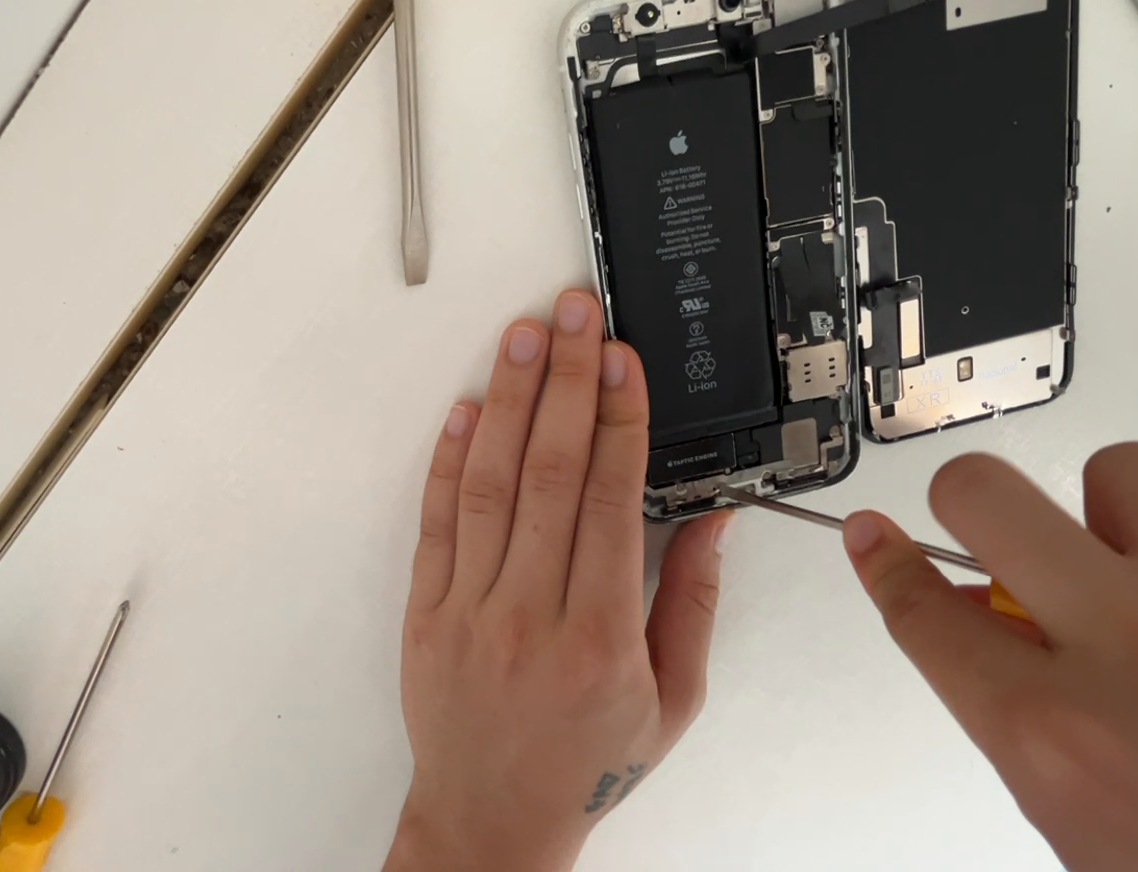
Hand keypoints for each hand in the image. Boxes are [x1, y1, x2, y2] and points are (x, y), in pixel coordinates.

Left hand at [383, 289, 731, 871]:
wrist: (491, 820)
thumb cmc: (586, 762)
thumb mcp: (672, 700)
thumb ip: (693, 601)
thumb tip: (712, 518)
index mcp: (601, 637)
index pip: (610, 500)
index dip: (618, 419)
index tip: (623, 362)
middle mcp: (530, 613)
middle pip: (549, 472)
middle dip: (566, 381)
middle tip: (574, 317)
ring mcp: (469, 606)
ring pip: (489, 481)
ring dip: (508, 399)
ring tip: (524, 337)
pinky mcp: (426, 607)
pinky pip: (435, 520)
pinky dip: (449, 457)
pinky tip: (467, 407)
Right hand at [845, 443, 1137, 871]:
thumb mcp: (1102, 840)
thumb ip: (1026, 723)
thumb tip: (984, 624)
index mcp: (1069, 745)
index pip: (921, 607)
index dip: (885, 561)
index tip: (874, 535)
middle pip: (983, 494)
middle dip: (974, 505)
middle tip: (1006, 535)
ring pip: (1128, 474)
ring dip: (1127, 524)